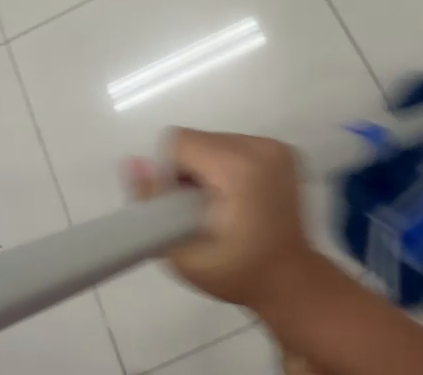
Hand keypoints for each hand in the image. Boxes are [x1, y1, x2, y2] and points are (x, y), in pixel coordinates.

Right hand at [126, 128, 324, 309]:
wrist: (292, 282)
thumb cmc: (236, 273)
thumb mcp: (183, 253)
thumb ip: (153, 204)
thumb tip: (131, 161)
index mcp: (238, 168)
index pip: (180, 143)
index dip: (171, 173)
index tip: (181, 206)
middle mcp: (259, 147)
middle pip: (198, 140)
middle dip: (189, 171)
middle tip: (198, 211)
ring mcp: (274, 146)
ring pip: (214, 140)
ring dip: (207, 168)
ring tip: (218, 205)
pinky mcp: (281, 150)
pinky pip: (234, 144)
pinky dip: (226, 166)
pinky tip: (236, 196)